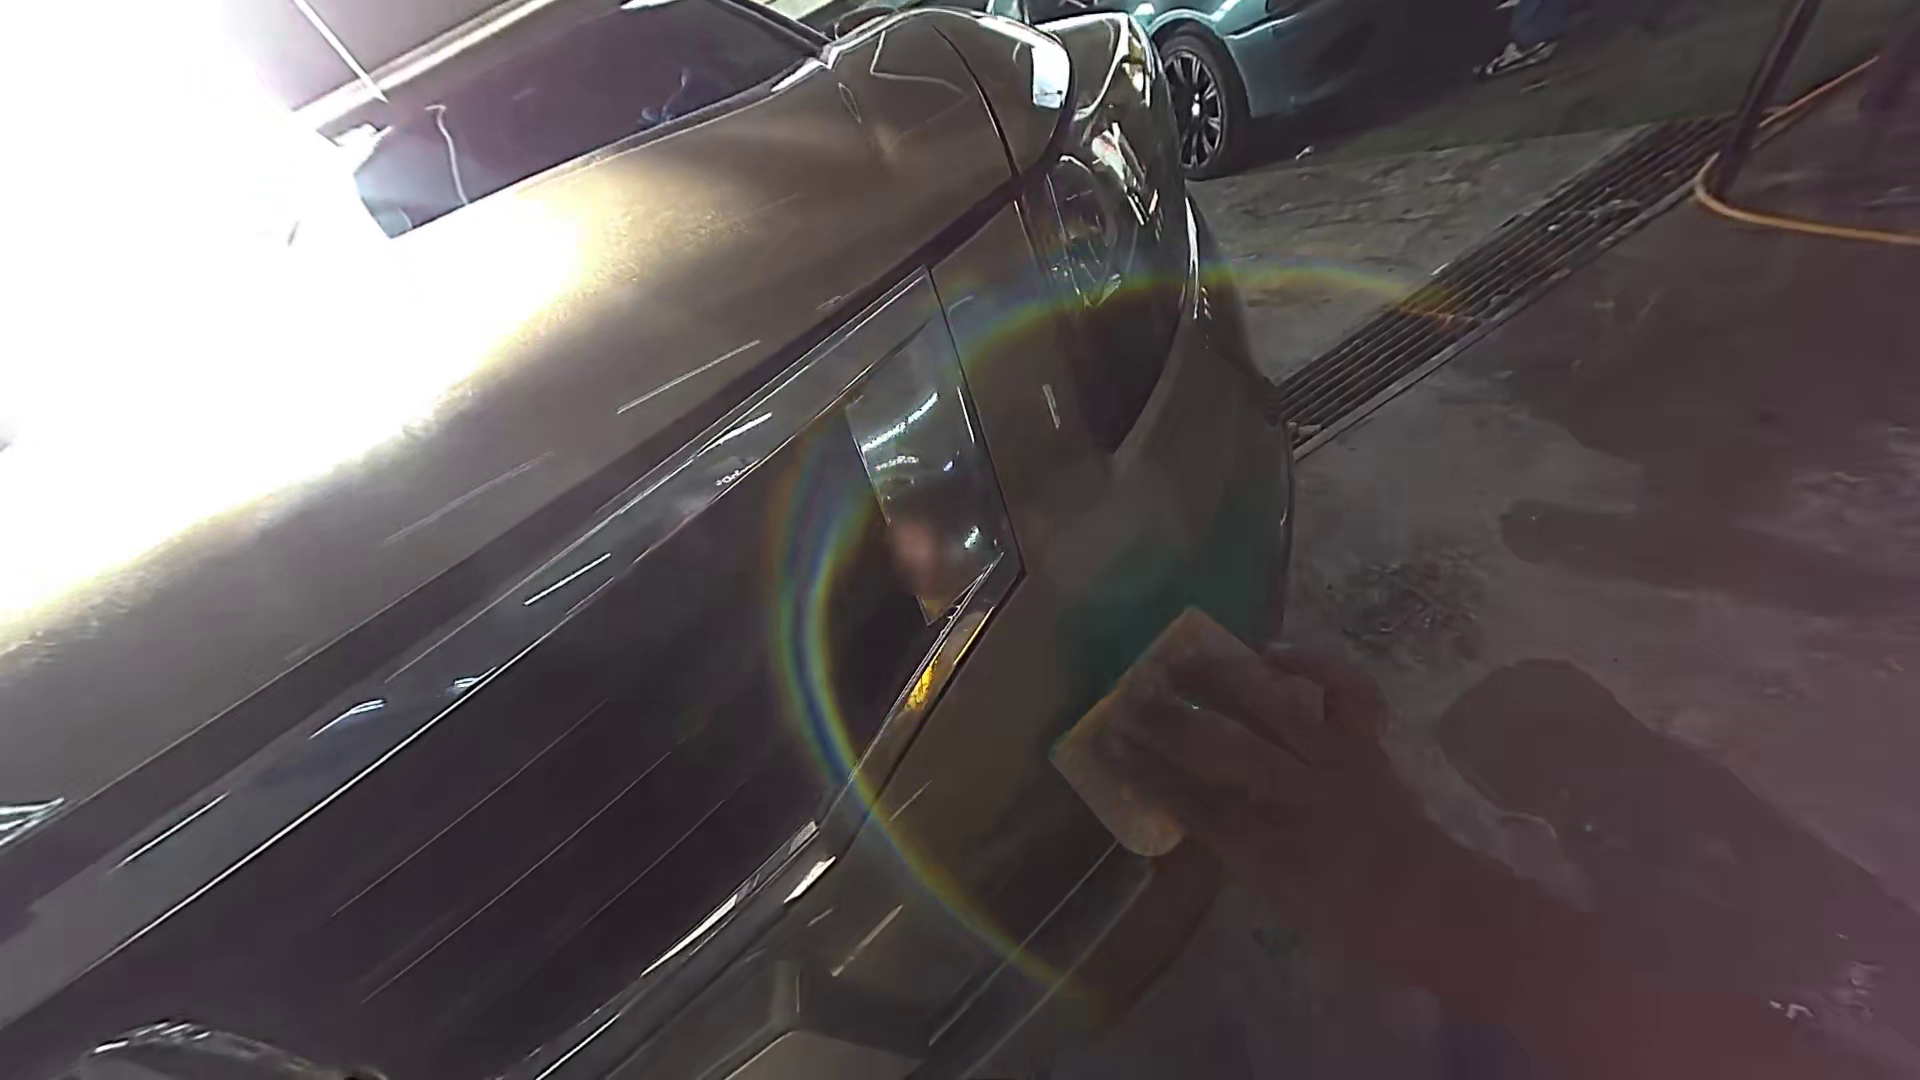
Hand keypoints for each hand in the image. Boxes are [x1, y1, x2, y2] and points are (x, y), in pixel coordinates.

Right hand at [1094, 643, 1445, 940]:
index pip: (1187, 800)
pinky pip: (1347, 692)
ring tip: (1181, 659)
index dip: (1142, 768)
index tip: (1106, 741)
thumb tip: (1167, 790)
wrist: (1434, 908)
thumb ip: (1217, 838)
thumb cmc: (1341, 909)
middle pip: (1223, 750)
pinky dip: (1315, 663)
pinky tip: (1272, 648)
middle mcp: (1300, 797)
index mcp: (1268, 846)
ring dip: (1222, 680)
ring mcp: (1337, 761)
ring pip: (1275, 711)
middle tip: (1130, 695)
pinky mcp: (1365, 742)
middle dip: (1169, 721)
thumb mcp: (1266, 891)